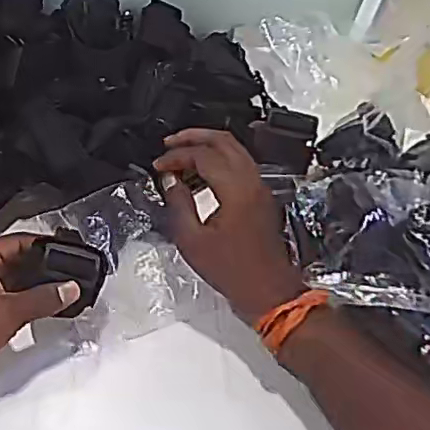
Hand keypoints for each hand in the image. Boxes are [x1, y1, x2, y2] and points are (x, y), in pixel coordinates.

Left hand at [0, 234, 78, 389]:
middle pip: (19, 258)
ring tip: (62, 288)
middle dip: (43, 266)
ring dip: (37, 283)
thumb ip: (43, 299)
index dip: (43, 245)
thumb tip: (67, 289)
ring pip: (17, 276)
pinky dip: (28, 296)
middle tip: (68, 272)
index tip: (65, 251)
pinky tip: (45, 303)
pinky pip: (12, 291)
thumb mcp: (10, 312)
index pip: (18, 240)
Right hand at [154, 128, 304, 324]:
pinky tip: (199, 172)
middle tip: (169, 143)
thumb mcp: (192, 240)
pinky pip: (240, 164)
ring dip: (206, 146)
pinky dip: (217, 159)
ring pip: (234, 149)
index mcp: (235, 191)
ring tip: (181, 154)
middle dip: (193, 137)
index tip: (159, 165)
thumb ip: (179, 203)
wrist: (269, 292)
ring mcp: (260, 189)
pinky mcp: (261, 197)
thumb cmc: (232, 271)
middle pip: (224, 141)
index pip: (203, 156)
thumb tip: (170, 180)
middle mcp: (252, 183)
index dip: (177, 156)